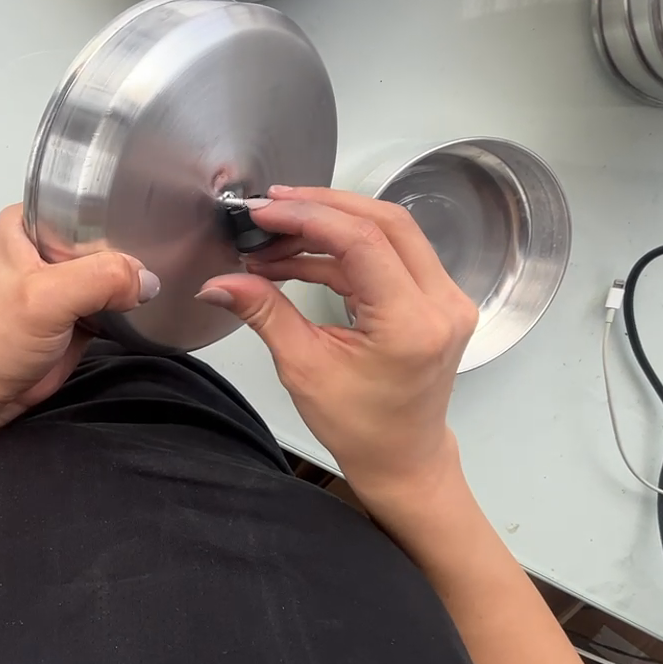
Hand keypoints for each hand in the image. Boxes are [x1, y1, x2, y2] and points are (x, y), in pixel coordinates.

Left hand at [0, 205, 156, 435]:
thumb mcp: (47, 298)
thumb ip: (100, 279)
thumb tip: (146, 280)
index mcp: (26, 224)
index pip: (83, 203)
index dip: (113, 214)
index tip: (143, 227)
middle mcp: (44, 245)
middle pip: (103, 233)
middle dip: (127, 248)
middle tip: (158, 257)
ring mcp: (63, 277)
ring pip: (112, 266)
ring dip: (131, 277)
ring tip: (154, 281)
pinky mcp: (78, 307)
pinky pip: (114, 295)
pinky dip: (129, 301)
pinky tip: (145, 302)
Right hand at [196, 187, 476, 498]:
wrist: (401, 456)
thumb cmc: (358, 425)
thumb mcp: (302, 367)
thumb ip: (264, 313)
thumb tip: (218, 283)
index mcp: (411, 323)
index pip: (362, 242)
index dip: (308, 218)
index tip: (263, 214)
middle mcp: (441, 302)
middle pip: (385, 221)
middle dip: (322, 207)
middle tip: (270, 207)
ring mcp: (444, 298)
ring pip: (388, 233)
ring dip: (329, 227)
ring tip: (273, 240)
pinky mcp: (433, 299)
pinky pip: (387, 256)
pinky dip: (340, 252)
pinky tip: (297, 260)